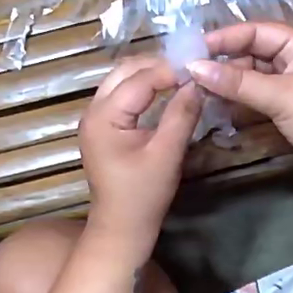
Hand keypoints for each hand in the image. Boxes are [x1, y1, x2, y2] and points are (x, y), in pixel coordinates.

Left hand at [79, 56, 203, 238]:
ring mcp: (95, 118)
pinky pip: (122, 95)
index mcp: (104, 117)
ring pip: (122, 80)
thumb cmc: (143, 195)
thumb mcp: (167, 153)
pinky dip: (144, 88)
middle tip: (191, 68)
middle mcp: (93, 111)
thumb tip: (198, 81)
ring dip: (151, 74)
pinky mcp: (102, 127)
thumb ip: (182, 114)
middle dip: (158, 65)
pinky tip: (166, 90)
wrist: (121, 227)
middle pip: (125, 71)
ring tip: (182, 76)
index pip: (140, 79)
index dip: (170, 69)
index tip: (200, 66)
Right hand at [186, 22, 292, 201]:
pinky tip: (218, 110)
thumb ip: (237, 82)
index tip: (190, 50)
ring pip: (255, 80)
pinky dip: (240, 104)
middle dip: (223, 63)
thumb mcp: (283, 96)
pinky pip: (261, 102)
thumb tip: (194, 66)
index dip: (224, 38)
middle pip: (253, 54)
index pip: (257, 31)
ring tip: (196, 93)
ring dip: (229, 85)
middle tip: (187, 75)